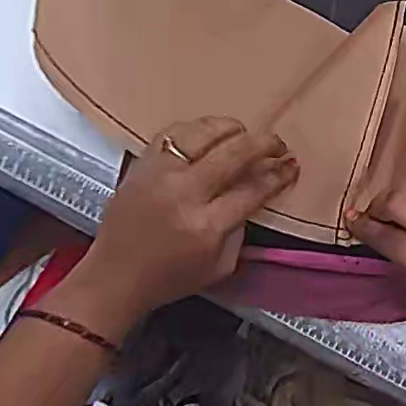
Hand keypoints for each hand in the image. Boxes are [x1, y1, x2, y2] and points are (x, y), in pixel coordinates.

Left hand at [68, 117, 297, 331]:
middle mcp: (184, 194)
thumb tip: (251, 194)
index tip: (291, 164)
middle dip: (264, 143)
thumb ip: (240, 230)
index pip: (252, 189)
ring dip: (231, 128)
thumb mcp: (219, 267)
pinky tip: (209, 133)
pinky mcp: (141, 164)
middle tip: (277, 143)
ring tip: (243, 133)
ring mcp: (160, 174)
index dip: (278, 174)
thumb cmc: (169, 278)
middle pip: (234, 153)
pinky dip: (197, 128)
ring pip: (203, 133)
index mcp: (206, 226)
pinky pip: (173, 132)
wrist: (114, 276)